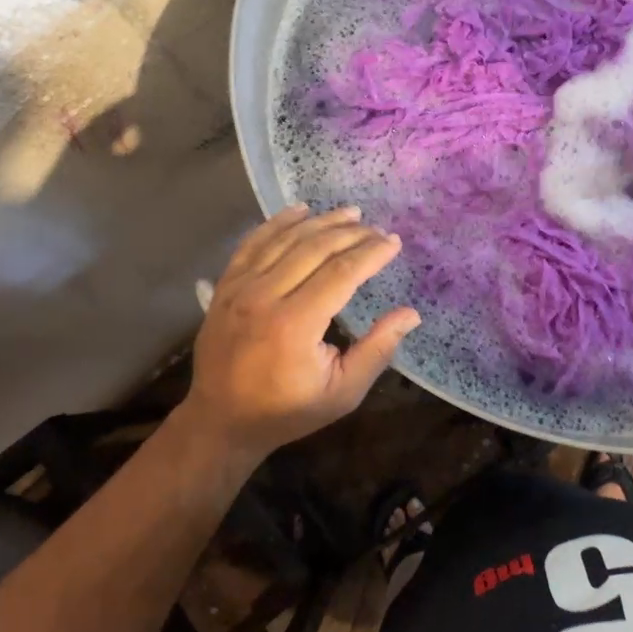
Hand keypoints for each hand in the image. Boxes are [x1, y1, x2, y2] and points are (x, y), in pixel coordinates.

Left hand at [178, 204, 420, 460]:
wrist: (221, 420)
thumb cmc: (287, 410)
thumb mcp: (342, 392)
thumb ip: (377, 350)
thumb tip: (411, 314)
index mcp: (294, 325)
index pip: (341, 273)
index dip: (371, 253)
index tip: (394, 243)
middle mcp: (264, 297)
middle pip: (315, 248)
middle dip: (352, 234)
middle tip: (377, 229)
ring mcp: (239, 288)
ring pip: (286, 240)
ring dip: (321, 221)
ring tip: (350, 213)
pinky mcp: (225, 286)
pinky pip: (253, 243)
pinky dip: (278, 222)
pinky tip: (300, 210)